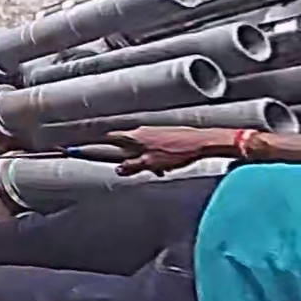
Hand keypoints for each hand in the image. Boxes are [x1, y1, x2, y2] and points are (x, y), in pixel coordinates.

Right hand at [111, 127, 250, 174]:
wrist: (203, 142)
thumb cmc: (177, 151)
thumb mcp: (150, 164)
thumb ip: (132, 167)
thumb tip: (120, 169)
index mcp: (133, 136)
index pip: (111, 137)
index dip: (104, 144)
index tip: (96, 148)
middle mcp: (141, 131)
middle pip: (127, 142)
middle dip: (129, 154)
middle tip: (134, 166)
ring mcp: (155, 131)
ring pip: (142, 144)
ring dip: (145, 156)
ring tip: (157, 168)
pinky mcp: (167, 134)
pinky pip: (155, 145)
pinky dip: (156, 154)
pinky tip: (168, 163)